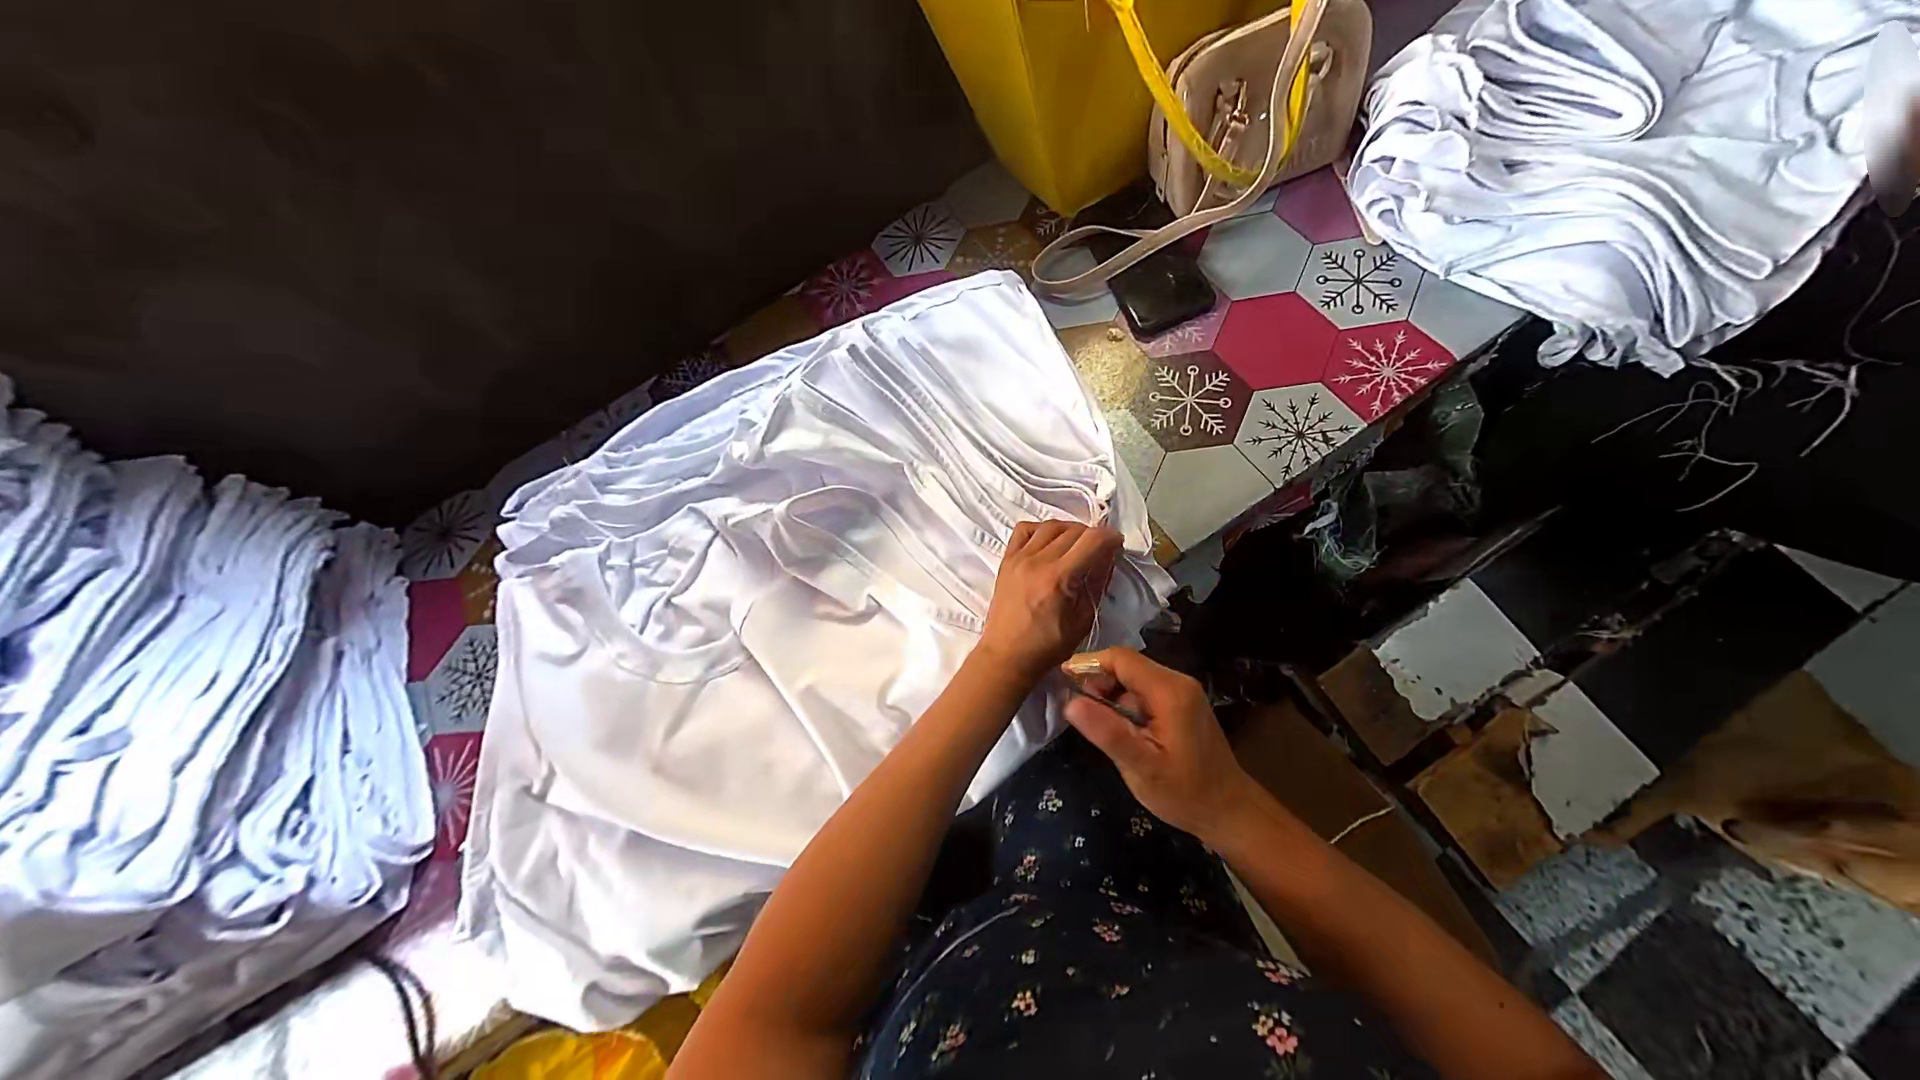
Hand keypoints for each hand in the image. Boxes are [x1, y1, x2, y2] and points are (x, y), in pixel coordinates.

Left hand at [976, 521, 1122, 684]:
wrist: (1006, 656)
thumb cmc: (1047, 646)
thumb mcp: (1083, 620)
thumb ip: (1096, 585)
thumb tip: (1108, 559)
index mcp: (1058, 579)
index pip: (1092, 541)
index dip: (1111, 538)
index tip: (1117, 544)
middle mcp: (1037, 562)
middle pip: (1074, 531)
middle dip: (1093, 536)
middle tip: (1101, 550)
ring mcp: (1019, 559)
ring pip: (1051, 526)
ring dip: (1070, 530)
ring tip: (1078, 545)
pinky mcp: (1006, 560)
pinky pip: (1025, 530)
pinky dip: (1041, 530)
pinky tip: (1050, 542)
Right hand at [1061, 646, 1260, 840]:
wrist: (1229, 811)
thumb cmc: (1184, 792)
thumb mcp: (1141, 766)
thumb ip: (1107, 732)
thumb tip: (1069, 702)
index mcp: (1169, 691)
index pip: (1120, 658)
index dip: (1088, 664)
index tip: (1061, 680)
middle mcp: (1178, 681)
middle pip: (1127, 664)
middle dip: (1097, 680)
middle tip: (1079, 710)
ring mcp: (1182, 691)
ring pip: (1134, 677)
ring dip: (1110, 692)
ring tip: (1097, 723)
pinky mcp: (1181, 703)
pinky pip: (1144, 690)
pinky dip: (1124, 701)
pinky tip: (1119, 727)